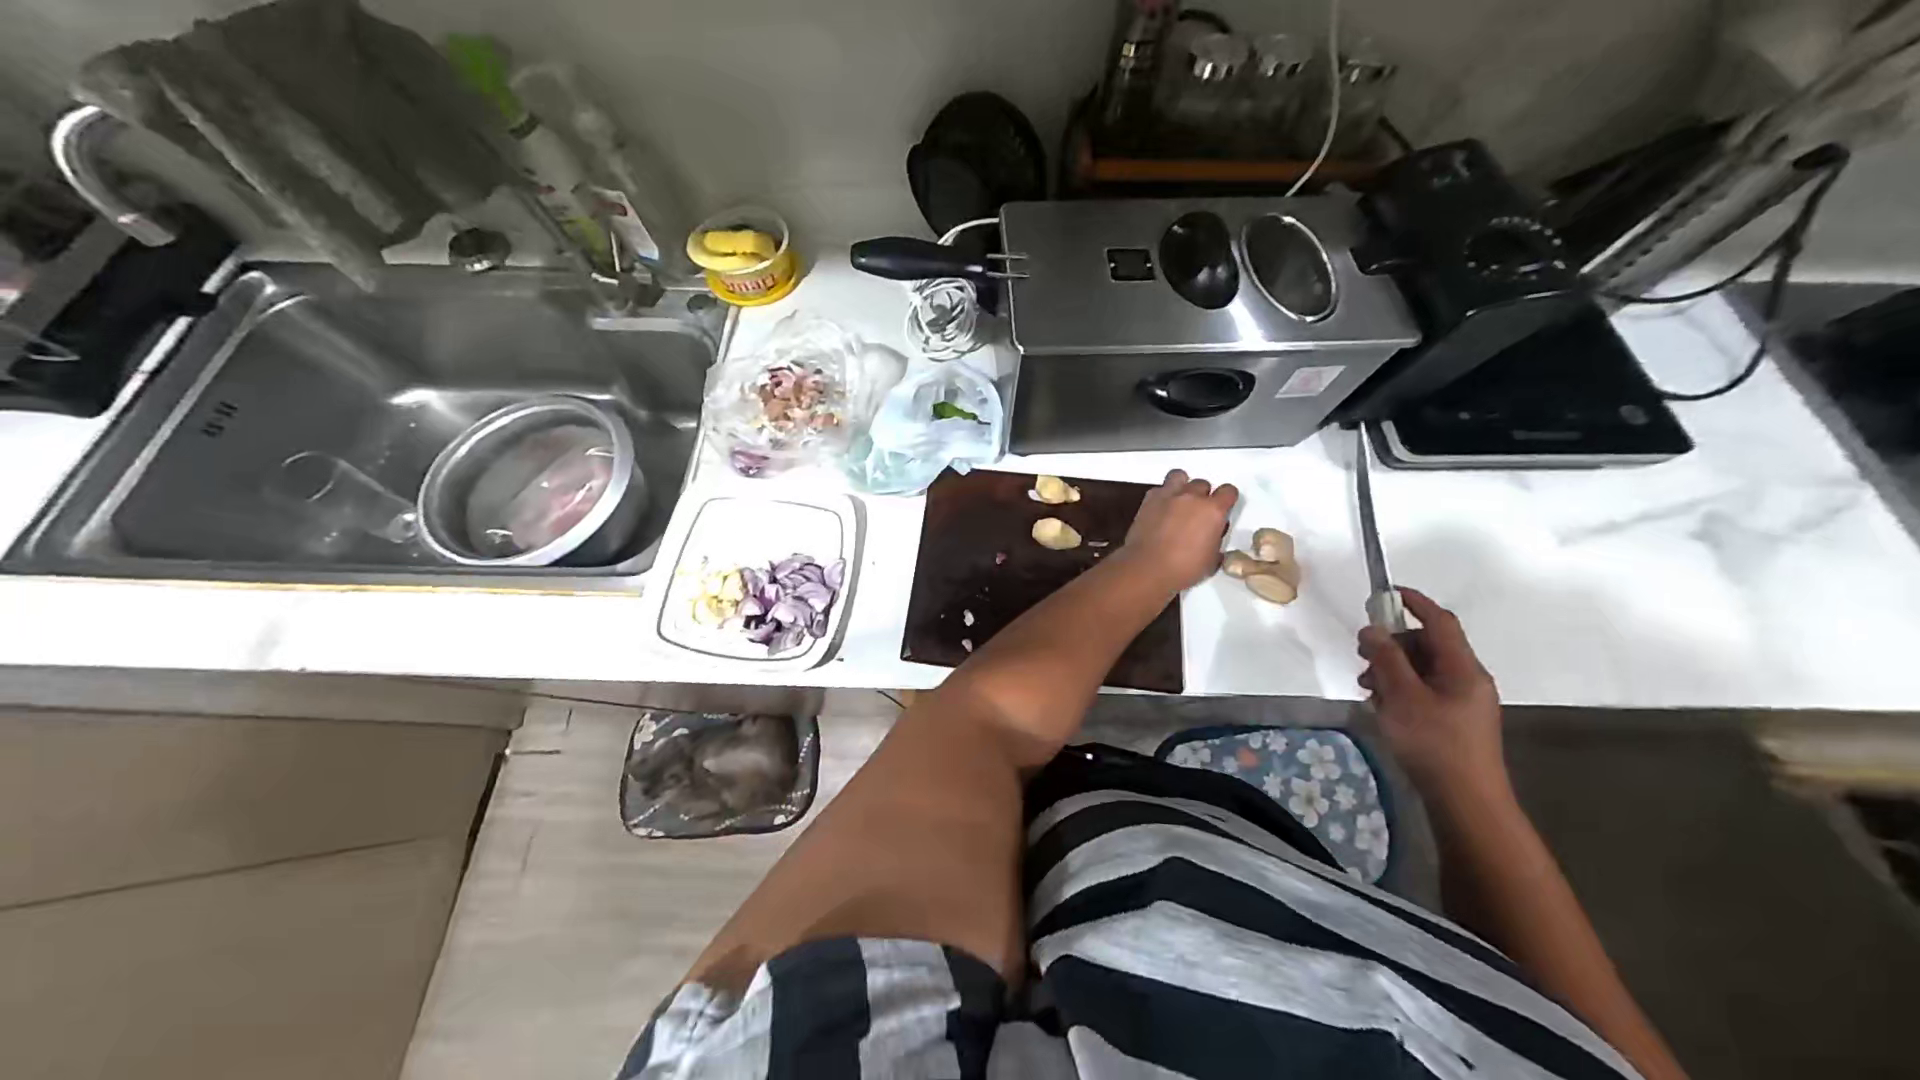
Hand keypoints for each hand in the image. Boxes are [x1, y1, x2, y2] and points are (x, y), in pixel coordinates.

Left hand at [1118, 469, 1237, 593]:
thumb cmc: (1184, 568)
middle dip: (1202, 495)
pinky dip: (1162, 496)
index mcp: (1213, 510)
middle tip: (1197, 513)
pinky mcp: (1148, 500)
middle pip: (1202, 483)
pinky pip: (1159, 489)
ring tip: (1179, 502)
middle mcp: (1192, 497)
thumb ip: (1215, 541)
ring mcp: (1168, 496)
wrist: (1148, 567)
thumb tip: (1212, 538)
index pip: (1228, 491)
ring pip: (1179, 476)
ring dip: (1182, 486)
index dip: (1227, 499)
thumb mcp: (1211, 559)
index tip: (1223, 508)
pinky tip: (1161, 510)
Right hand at [1357, 588, 1507, 804]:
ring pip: (1421, 669)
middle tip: (1362, 655)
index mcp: (1462, 668)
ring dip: (1391, 669)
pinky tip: (1380, 706)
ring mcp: (1461, 701)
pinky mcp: (1451, 719)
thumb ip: (1387, 660)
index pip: (1440, 621)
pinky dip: (1399, 689)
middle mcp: (1466, 678)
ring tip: (1367, 688)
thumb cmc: (1434, 743)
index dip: (1414, 602)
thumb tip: (1373, 629)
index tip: (1386, 593)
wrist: (1465, 801)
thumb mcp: (1403, 697)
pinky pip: (1422, 690)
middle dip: (1391, 644)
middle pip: (1426, 645)